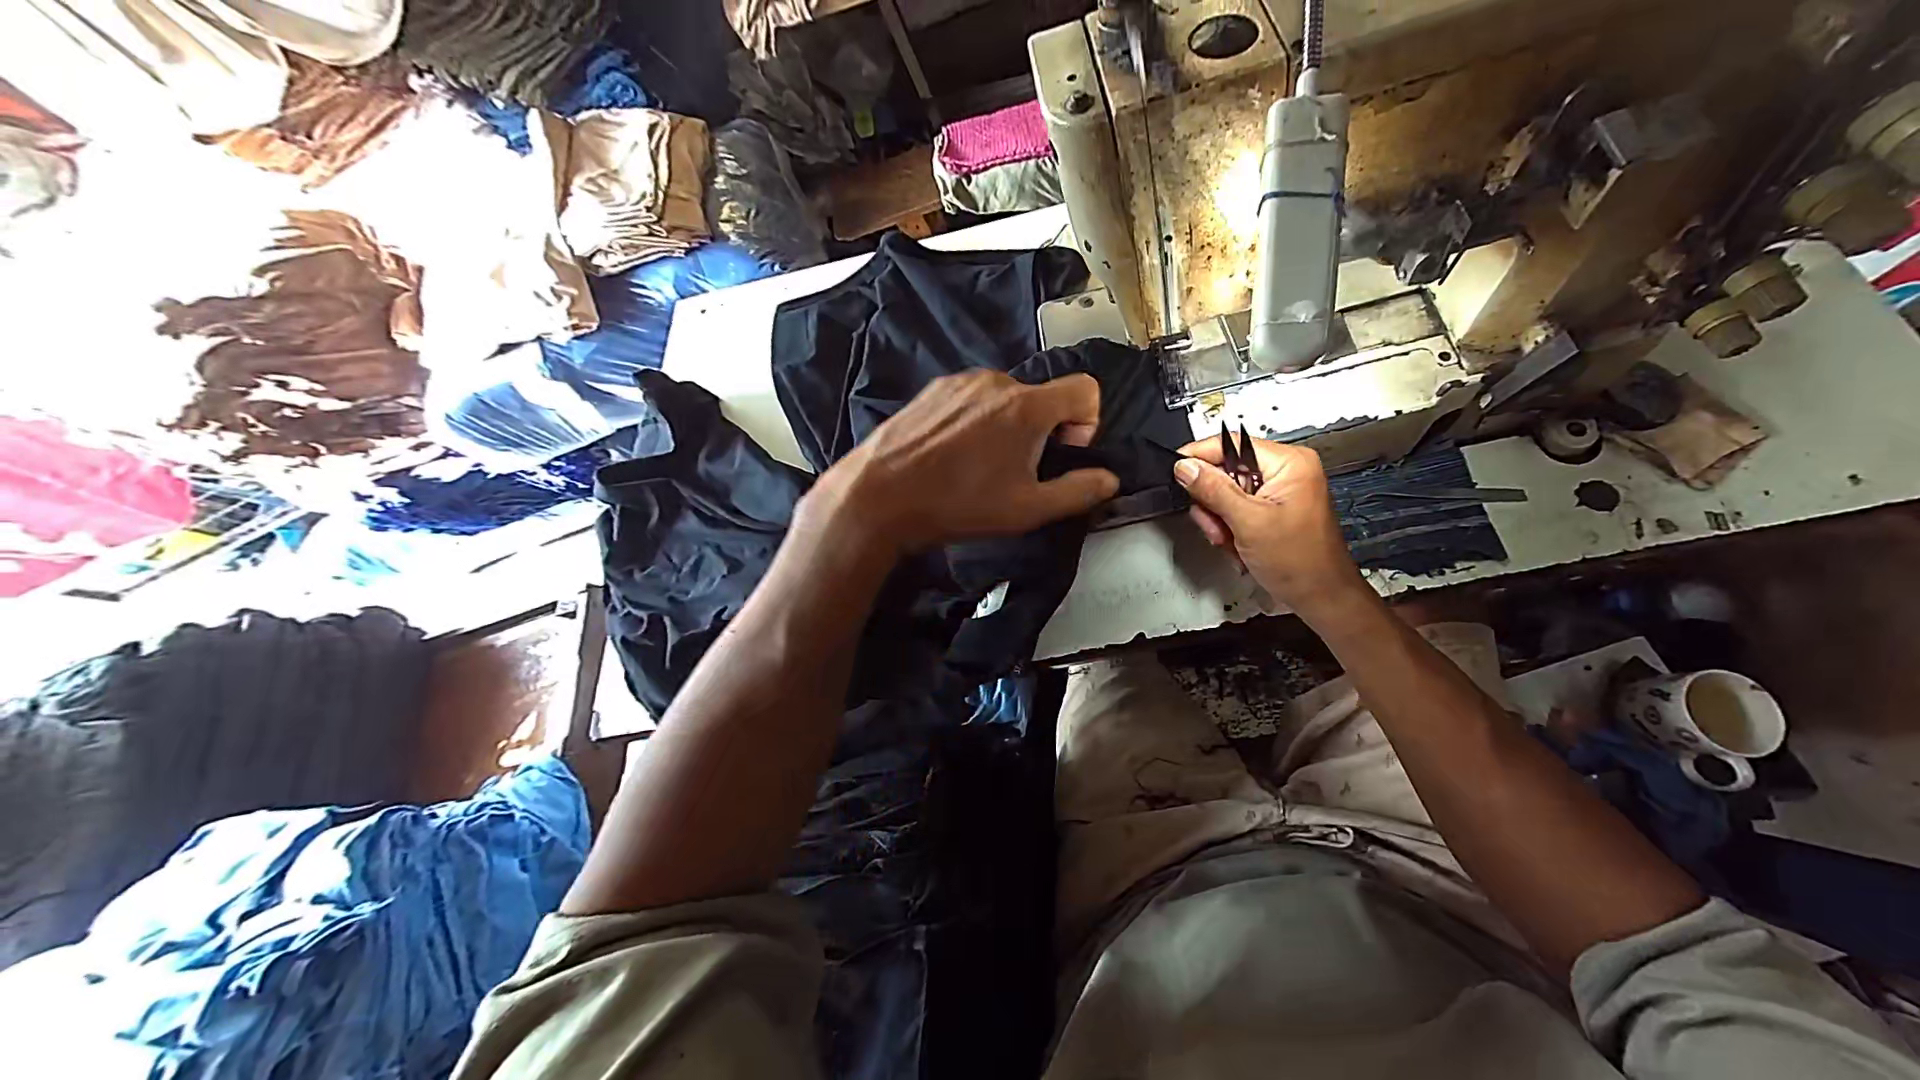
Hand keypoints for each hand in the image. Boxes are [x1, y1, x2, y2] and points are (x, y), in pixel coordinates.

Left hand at [807, 370, 1120, 553]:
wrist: (880, 496)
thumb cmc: (955, 505)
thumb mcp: (1028, 509)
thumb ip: (1078, 491)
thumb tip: (1107, 479)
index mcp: (1027, 407)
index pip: (1085, 389)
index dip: (1087, 420)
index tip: (1065, 449)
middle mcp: (995, 383)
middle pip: (1041, 397)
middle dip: (1042, 430)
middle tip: (1018, 470)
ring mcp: (960, 383)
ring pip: (1004, 398)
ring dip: (1006, 426)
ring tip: (980, 467)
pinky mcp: (932, 391)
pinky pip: (971, 399)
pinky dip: (975, 421)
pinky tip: (954, 456)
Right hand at [1173, 433, 1366, 617]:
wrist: (1320, 596)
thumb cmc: (1302, 562)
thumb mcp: (1248, 522)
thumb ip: (1213, 490)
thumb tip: (1186, 467)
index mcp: (1289, 463)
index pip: (1231, 444)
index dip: (1200, 456)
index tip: (1177, 470)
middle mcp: (1284, 472)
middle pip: (1224, 470)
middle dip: (1213, 501)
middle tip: (1218, 524)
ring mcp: (1276, 492)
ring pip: (1224, 492)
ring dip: (1219, 519)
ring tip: (1231, 539)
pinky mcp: (1269, 509)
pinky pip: (1233, 509)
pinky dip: (1228, 528)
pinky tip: (1238, 544)